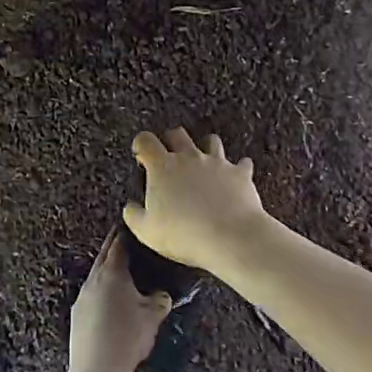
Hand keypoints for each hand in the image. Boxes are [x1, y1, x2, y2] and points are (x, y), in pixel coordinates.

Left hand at [69, 230, 172, 371]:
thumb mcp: (153, 317)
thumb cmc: (127, 337)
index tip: (130, 228)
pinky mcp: (77, 314)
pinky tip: (109, 301)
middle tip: (122, 239)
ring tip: (119, 271)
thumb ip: (160, 300)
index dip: (125, 235)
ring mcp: (82, 297)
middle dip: (112, 247)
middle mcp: (94, 280)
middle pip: (103, 256)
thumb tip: (162, 294)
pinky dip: (101, 290)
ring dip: (106, 269)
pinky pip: (91, 294)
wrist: (96, 370)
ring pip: (96, 275)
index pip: (118, 245)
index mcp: (113, 273)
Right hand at [123, 128, 269, 274]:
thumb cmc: (183, 234)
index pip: (146, 141)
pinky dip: (237, 169)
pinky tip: (235, 179)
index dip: (141, 144)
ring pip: (211, 141)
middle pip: (178, 134)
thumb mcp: (147, 231)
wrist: (229, 236)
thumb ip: (134, 215)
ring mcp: (217, 162)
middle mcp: (189, 157)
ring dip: (205, 147)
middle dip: (170, 140)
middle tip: (168, 155)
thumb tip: (130, 207)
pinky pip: (241, 164)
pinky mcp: (239, 173)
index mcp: (163, 167)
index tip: (141, 155)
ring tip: (203, 162)